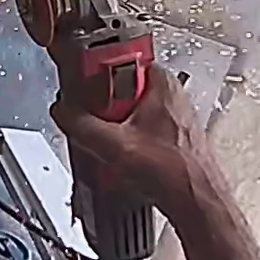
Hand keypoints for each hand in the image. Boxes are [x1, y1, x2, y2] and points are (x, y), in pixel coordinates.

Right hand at [51, 65, 225, 225]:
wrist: (197, 202)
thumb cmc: (173, 171)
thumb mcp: (114, 145)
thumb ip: (81, 124)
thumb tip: (63, 111)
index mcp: (160, 81)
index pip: (118, 57)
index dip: (95, 70)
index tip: (82, 83)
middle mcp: (169, 91)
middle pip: (120, 84)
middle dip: (102, 102)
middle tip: (92, 119)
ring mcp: (173, 111)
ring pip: (129, 105)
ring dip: (113, 121)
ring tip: (106, 140)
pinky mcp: (172, 131)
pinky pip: (139, 123)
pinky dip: (127, 134)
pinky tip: (122, 153)